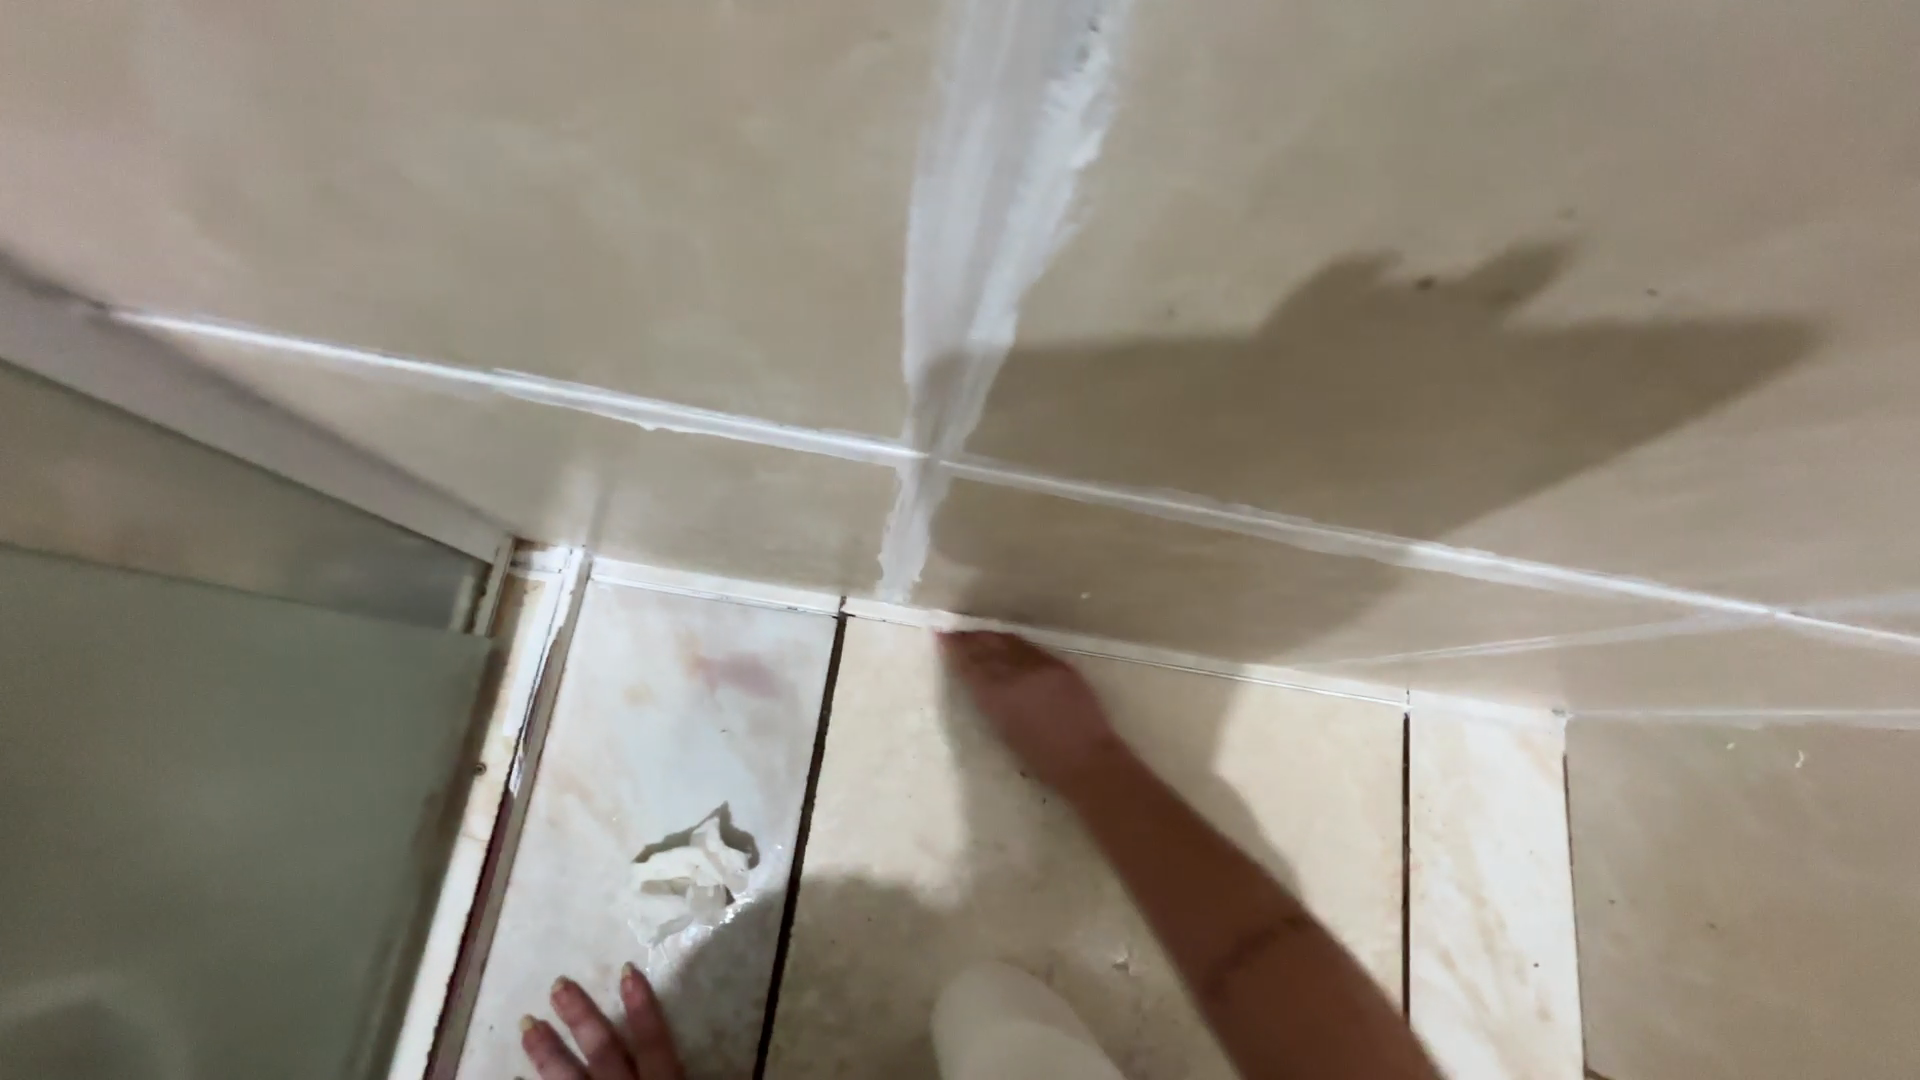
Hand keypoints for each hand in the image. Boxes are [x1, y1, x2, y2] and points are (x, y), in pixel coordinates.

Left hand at [520, 966, 682, 1079]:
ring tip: (527, 1024)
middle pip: (602, 1051)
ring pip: (569, 1079)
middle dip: (580, 1018)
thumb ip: (697, 1067)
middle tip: (558, 985)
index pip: (653, 1041)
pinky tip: (516, 1077)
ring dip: (547, 1051)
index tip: (627, 969)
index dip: (642, 1005)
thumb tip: (732, 1036)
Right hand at [938, 630, 1123, 794]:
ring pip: (1008, 643)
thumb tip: (979, 680)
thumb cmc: (1041, 760)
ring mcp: (1039, 666)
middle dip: (969, 638)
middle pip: (987, 648)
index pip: (970, 665)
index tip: (941, 635)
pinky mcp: (1058, 664)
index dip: (954, 649)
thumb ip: (989, 700)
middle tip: (954, 630)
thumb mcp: (1003, 731)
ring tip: (976, 632)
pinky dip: (1012, 642)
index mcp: (997, 696)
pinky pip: (1028, 647)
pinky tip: (1006, 639)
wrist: (1086, 759)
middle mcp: (1016, 674)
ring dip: (989, 636)